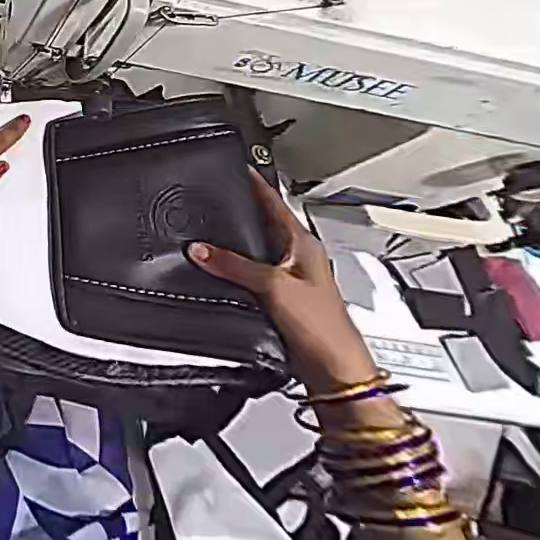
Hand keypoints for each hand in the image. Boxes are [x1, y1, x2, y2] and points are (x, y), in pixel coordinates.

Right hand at [187, 170, 378, 389]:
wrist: (337, 373)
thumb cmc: (324, 328)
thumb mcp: (273, 287)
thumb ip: (234, 266)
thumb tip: (201, 249)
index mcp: (303, 243)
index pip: (274, 201)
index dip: (256, 183)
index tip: (239, 166)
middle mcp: (298, 257)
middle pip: (264, 224)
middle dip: (241, 211)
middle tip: (218, 195)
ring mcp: (290, 278)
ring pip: (257, 250)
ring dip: (237, 243)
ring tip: (213, 229)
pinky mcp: (282, 299)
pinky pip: (253, 274)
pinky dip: (236, 268)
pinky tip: (222, 270)